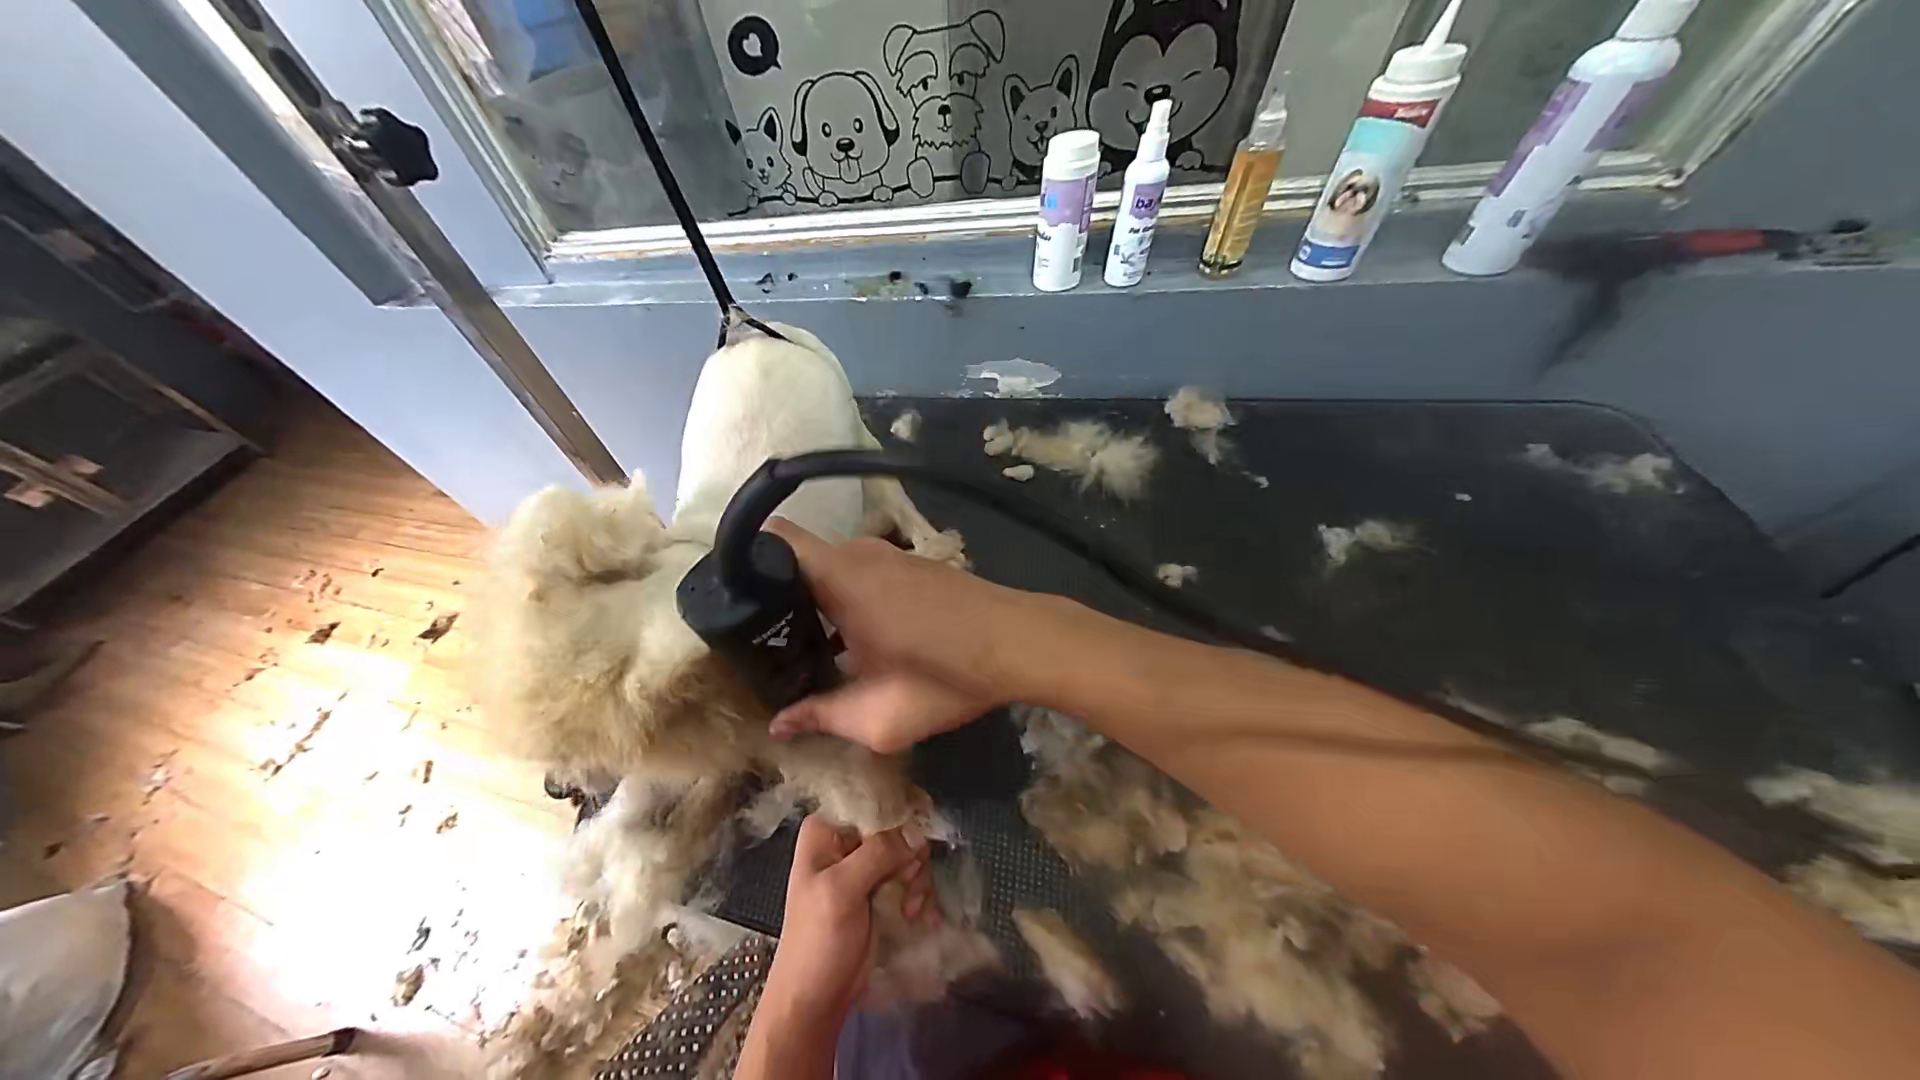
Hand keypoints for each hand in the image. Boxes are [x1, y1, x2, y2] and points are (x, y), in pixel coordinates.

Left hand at [763, 816, 934, 1026]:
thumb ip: (878, 854)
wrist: (817, 998)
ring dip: (918, 880)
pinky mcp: (883, 889)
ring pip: (911, 852)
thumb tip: (917, 831)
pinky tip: (918, 916)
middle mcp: (848, 840)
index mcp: (828, 828)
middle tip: (906, 885)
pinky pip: (914, 876)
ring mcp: (867, 865)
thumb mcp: (840, 891)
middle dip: (910, 857)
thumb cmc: (817, 940)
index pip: (872, 801)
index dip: (899, 816)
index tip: (913, 842)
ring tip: (911, 910)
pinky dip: (921, 894)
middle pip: (899, 826)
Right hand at [766, 519, 1039, 751]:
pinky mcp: (913, 564)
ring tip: (806, 644)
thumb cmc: (947, 677)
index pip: (775, 537)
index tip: (734, 603)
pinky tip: (854, 636)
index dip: (747, 561)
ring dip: (816, 598)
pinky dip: (846, 595)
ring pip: (832, 566)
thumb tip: (779, 724)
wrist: (1022, 645)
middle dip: (778, 593)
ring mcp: (891, 555)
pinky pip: (861, 570)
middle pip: (799, 557)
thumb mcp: (880, 715)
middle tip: (764, 639)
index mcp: (841, 576)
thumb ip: (822, 716)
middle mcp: (861, 553)